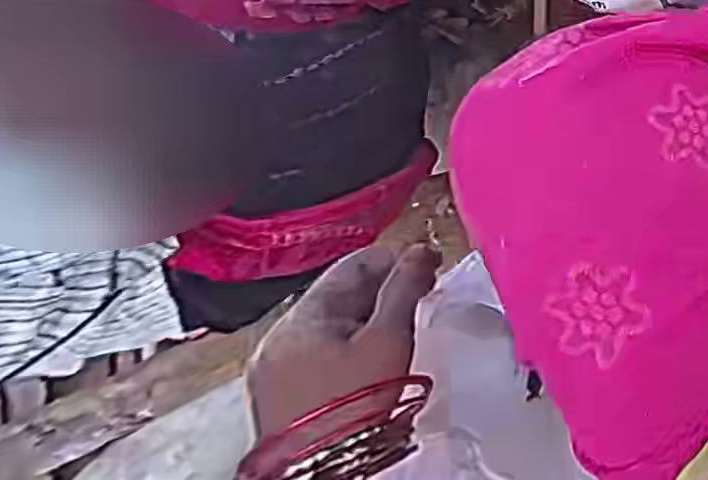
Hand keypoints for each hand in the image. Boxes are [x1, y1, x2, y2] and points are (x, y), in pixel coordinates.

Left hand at [246, 245, 439, 439]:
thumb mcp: (389, 335)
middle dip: (386, 285)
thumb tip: (422, 249)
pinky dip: (358, 337)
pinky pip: (327, 346)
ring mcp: (276, 369)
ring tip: (410, 316)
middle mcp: (278, 338)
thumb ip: (406, 284)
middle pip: (342, 292)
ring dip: (375, 311)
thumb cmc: (358, 398)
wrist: (327, 472)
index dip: (395, 257)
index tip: (431, 264)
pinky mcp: (284, 392)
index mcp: (298, 320)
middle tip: (427, 289)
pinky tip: (383, 346)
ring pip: (336, 319)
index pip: (352, 265)